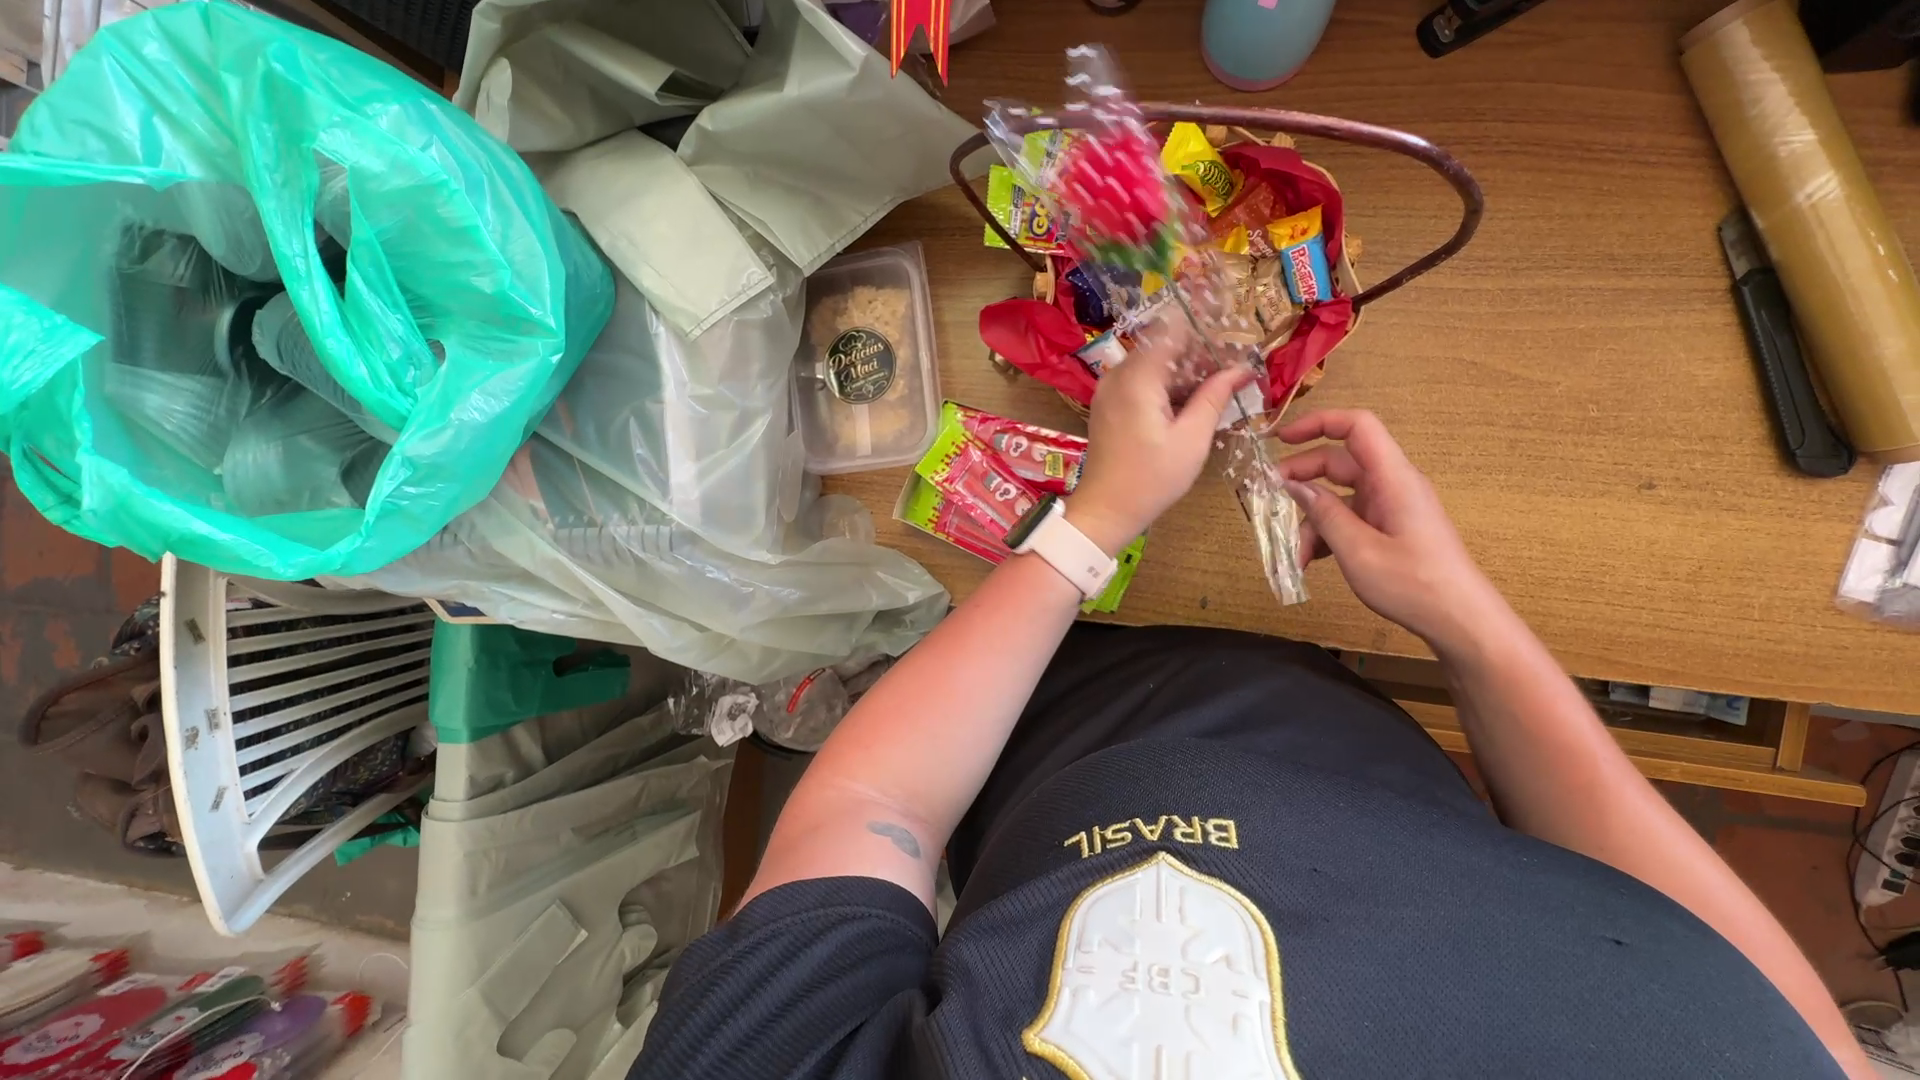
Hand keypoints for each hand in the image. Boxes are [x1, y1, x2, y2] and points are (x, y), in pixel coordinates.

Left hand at [1064, 318, 1252, 554]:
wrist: (1104, 511)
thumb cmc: (1151, 479)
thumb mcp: (1192, 439)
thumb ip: (1214, 397)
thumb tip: (1241, 367)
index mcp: (1137, 378)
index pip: (1171, 329)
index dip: (1204, 327)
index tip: (1233, 335)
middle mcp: (1117, 375)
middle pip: (1162, 345)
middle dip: (1198, 351)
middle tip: (1233, 365)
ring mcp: (1108, 390)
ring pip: (1151, 363)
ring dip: (1183, 369)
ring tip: (1218, 383)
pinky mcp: (1107, 405)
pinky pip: (1139, 381)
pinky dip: (1164, 384)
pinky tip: (1189, 400)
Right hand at [1275, 409, 1505, 652]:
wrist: (1460, 620)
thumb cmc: (1413, 584)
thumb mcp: (1357, 550)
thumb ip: (1323, 514)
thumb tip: (1293, 486)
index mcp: (1393, 478)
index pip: (1357, 427)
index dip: (1318, 422)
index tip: (1280, 440)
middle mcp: (1392, 484)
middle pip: (1339, 462)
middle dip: (1301, 479)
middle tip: (1268, 499)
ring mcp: (1391, 506)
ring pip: (1339, 496)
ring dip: (1310, 519)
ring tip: (1293, 555)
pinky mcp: (1389, 527)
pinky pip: (1349, 517)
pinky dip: (1326, 533)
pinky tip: (1310, 561)